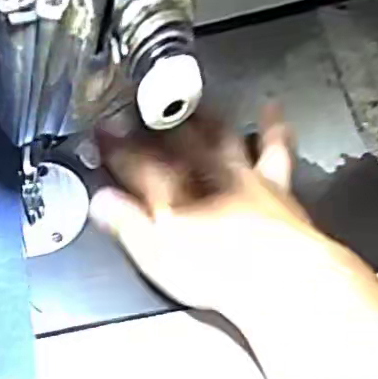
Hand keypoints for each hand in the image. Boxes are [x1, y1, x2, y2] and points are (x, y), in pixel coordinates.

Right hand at [88, 104, 371, 326]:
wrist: (274, 276)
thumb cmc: (216, 272)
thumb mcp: (155, 255)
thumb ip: (126, 224)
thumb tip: (101, 203)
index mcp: (173, 195)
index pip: (137, 165)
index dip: (117, 150)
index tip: (103, 136)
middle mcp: (209, 177)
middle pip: (179, 143)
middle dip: (159, 127)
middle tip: (148, 112)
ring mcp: (243, 178)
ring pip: (221, 137)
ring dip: (208, 120)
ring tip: (201, 103)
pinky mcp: (276, 188)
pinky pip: (274, 148)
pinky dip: (272, 127)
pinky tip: (272, 110)